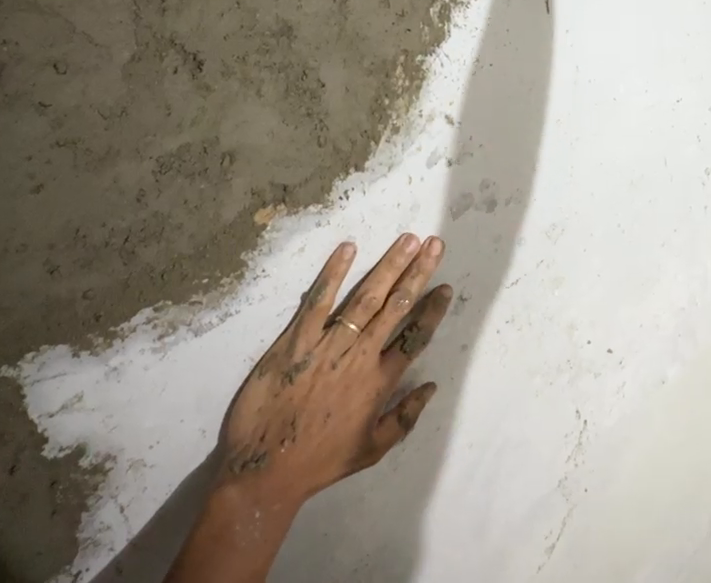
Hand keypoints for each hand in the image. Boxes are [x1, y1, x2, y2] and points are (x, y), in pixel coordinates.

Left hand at [214, 234, 451, 509]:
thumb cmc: (319, 461)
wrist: (265, 471)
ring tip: (407, 241)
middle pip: (396, 306)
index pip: (414, 337)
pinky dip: (334, 273)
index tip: (445, 287)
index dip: (432, 310)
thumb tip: (431, 386)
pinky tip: (348, 248)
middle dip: (418, 272)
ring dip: (389, 266)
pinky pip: (318, 301)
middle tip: (434, 245)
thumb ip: (405, 418)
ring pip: (366, 297)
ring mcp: (328, 344)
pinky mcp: (296, 340)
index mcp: (379, 382)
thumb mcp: (372, 450)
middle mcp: (360, 356)